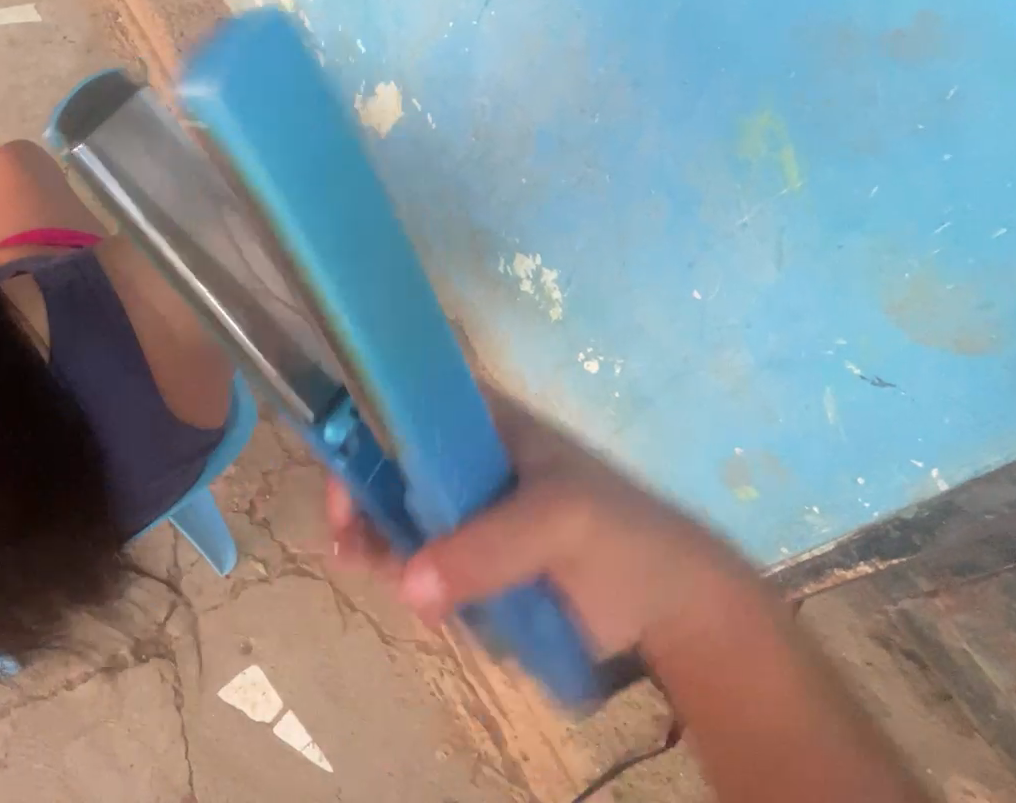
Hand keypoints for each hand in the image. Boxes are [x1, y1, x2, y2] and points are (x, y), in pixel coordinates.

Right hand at [329, 389, 756, 659]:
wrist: (670, 609)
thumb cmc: (619, 534)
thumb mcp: (559, 522)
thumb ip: (486, 548)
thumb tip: (407, 586)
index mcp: (480, 423)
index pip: (405, 406)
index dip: (364, 427)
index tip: (346, 471)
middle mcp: (459, 460)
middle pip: (385, 463)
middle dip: (358, 496)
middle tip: (346, 538)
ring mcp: (460, 512)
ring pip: (393, 515)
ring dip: (372, 540)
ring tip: (366, 566)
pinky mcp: (464, 561)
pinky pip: (416, 562)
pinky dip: (401, 577)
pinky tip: (413, 601)